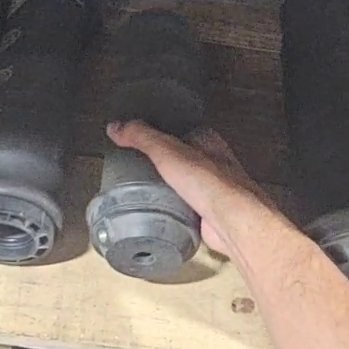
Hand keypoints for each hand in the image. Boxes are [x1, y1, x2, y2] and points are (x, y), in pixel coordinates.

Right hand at [106, 121, 272, 256]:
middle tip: (142, 164)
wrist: (232, 221)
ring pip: (188, 183)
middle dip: (167, 161)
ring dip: (172, 187)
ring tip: (147, 188)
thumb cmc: (209, 182)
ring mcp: (215, 189)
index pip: (182, 130)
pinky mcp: (211, 212)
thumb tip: (116, 127)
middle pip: (186, 157)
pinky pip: (189, 207)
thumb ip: (141, 137)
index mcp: (208, 141)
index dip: (163, 132)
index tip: (143, 138)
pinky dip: (177, 208)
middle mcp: (215, 163)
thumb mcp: (166, 151)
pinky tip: (163, 211)